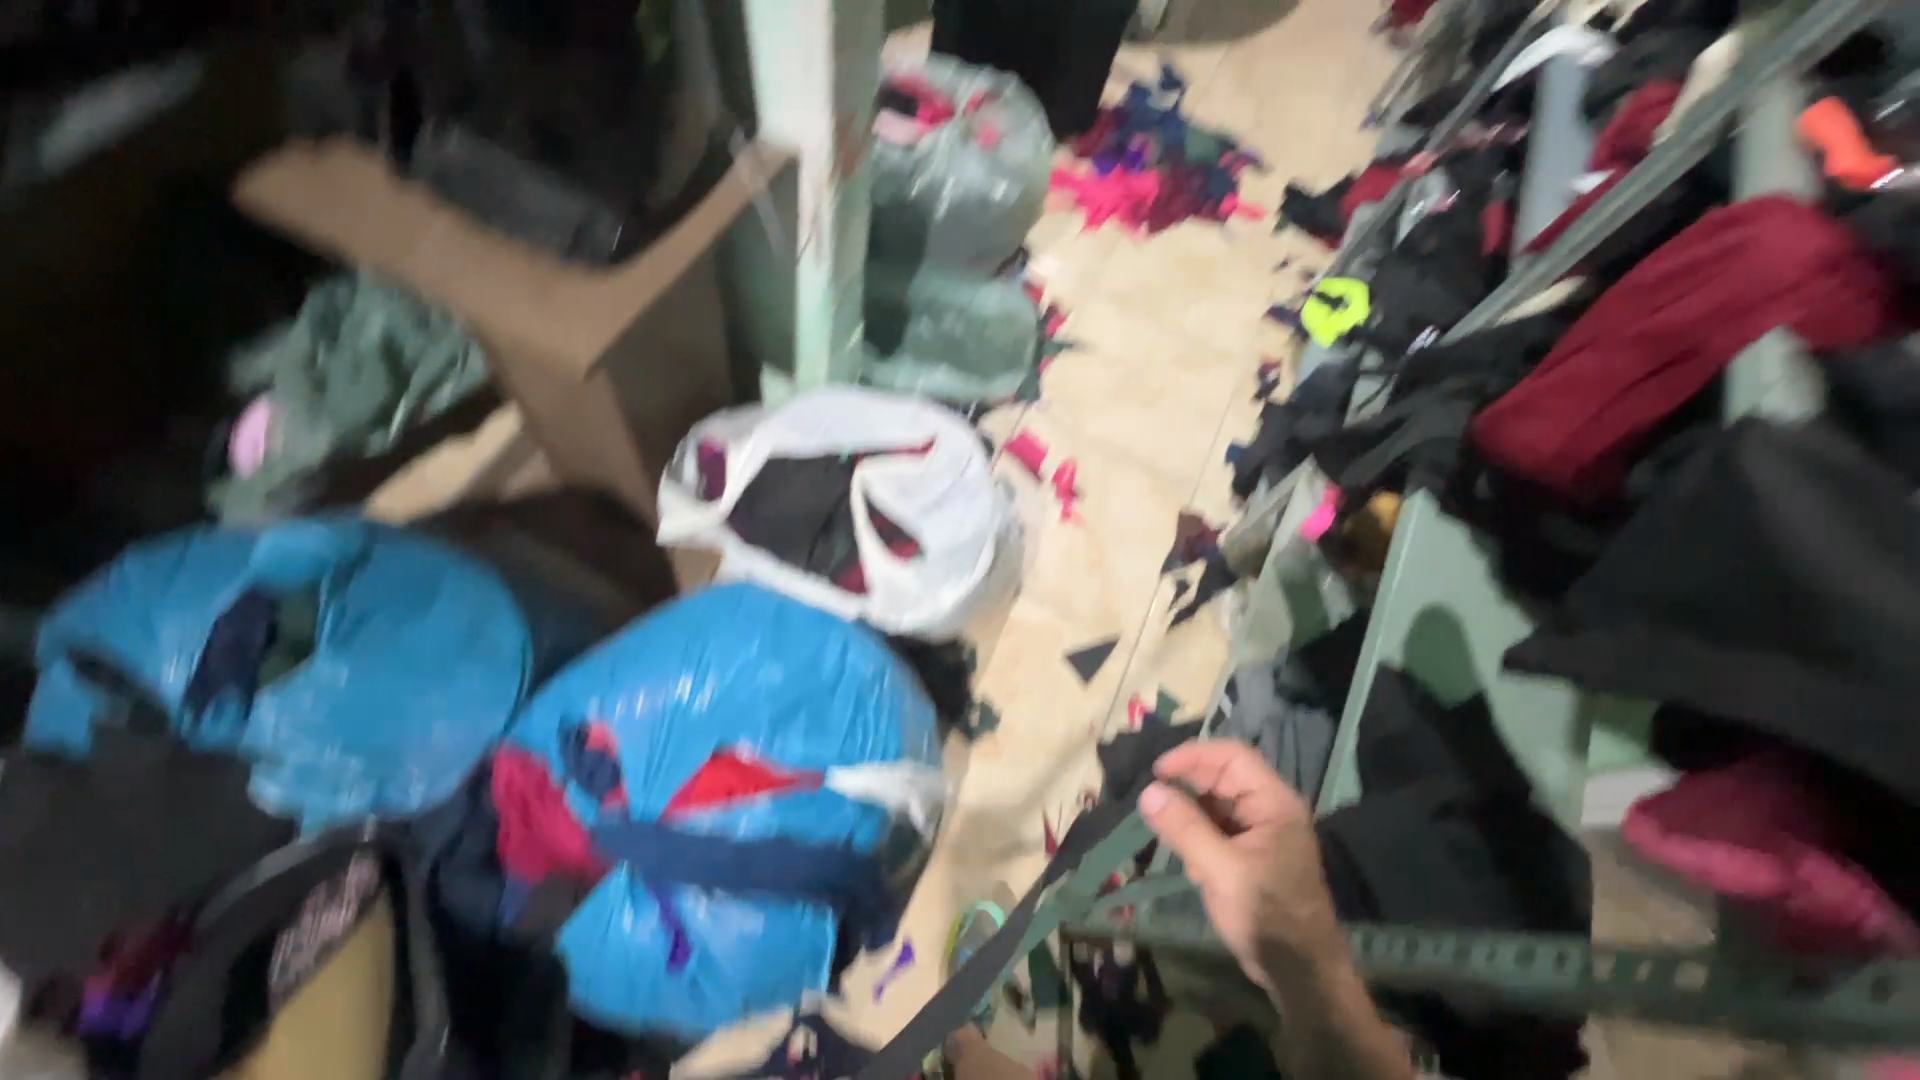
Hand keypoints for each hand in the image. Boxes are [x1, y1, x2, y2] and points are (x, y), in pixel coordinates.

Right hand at [1138, 739, 1345, 986]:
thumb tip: (1148, 791)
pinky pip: (1217, 828)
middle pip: (1223, 778)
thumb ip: (1185, 828)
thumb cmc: (1267, 915)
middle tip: (1151, 799)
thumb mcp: (1221, 870)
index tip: (1157, 771)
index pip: (1233, 757)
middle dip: (1187, 784)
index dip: (1194, 756)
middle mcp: (1269, 810)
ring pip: (1216, 803)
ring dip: (1188, 811)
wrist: (1300, 973)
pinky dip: (1196, 833)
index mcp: (1274, 803)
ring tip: (1162, 827)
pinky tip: (1184, 853)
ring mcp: (1260, 833)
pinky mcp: (1250, 854)